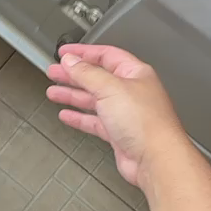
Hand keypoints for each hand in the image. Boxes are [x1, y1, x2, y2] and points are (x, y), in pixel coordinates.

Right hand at [45, 44, 185, 188]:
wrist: (155, 159)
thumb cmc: (146, 123)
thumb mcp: (110, 88)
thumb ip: (87, 73)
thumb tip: (71, 61)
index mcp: (134, 74)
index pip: (106, 55)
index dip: (83, 52)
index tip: (65, 53)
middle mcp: (131, 92)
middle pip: (97, 77)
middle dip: (73, 74)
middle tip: (55, 72)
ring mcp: (124, 113)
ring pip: (93, 99)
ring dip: (73, 95)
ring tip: (54, 92)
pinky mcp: (118, 133)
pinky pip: (95, 121)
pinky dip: (79, 117)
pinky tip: (68, 115)